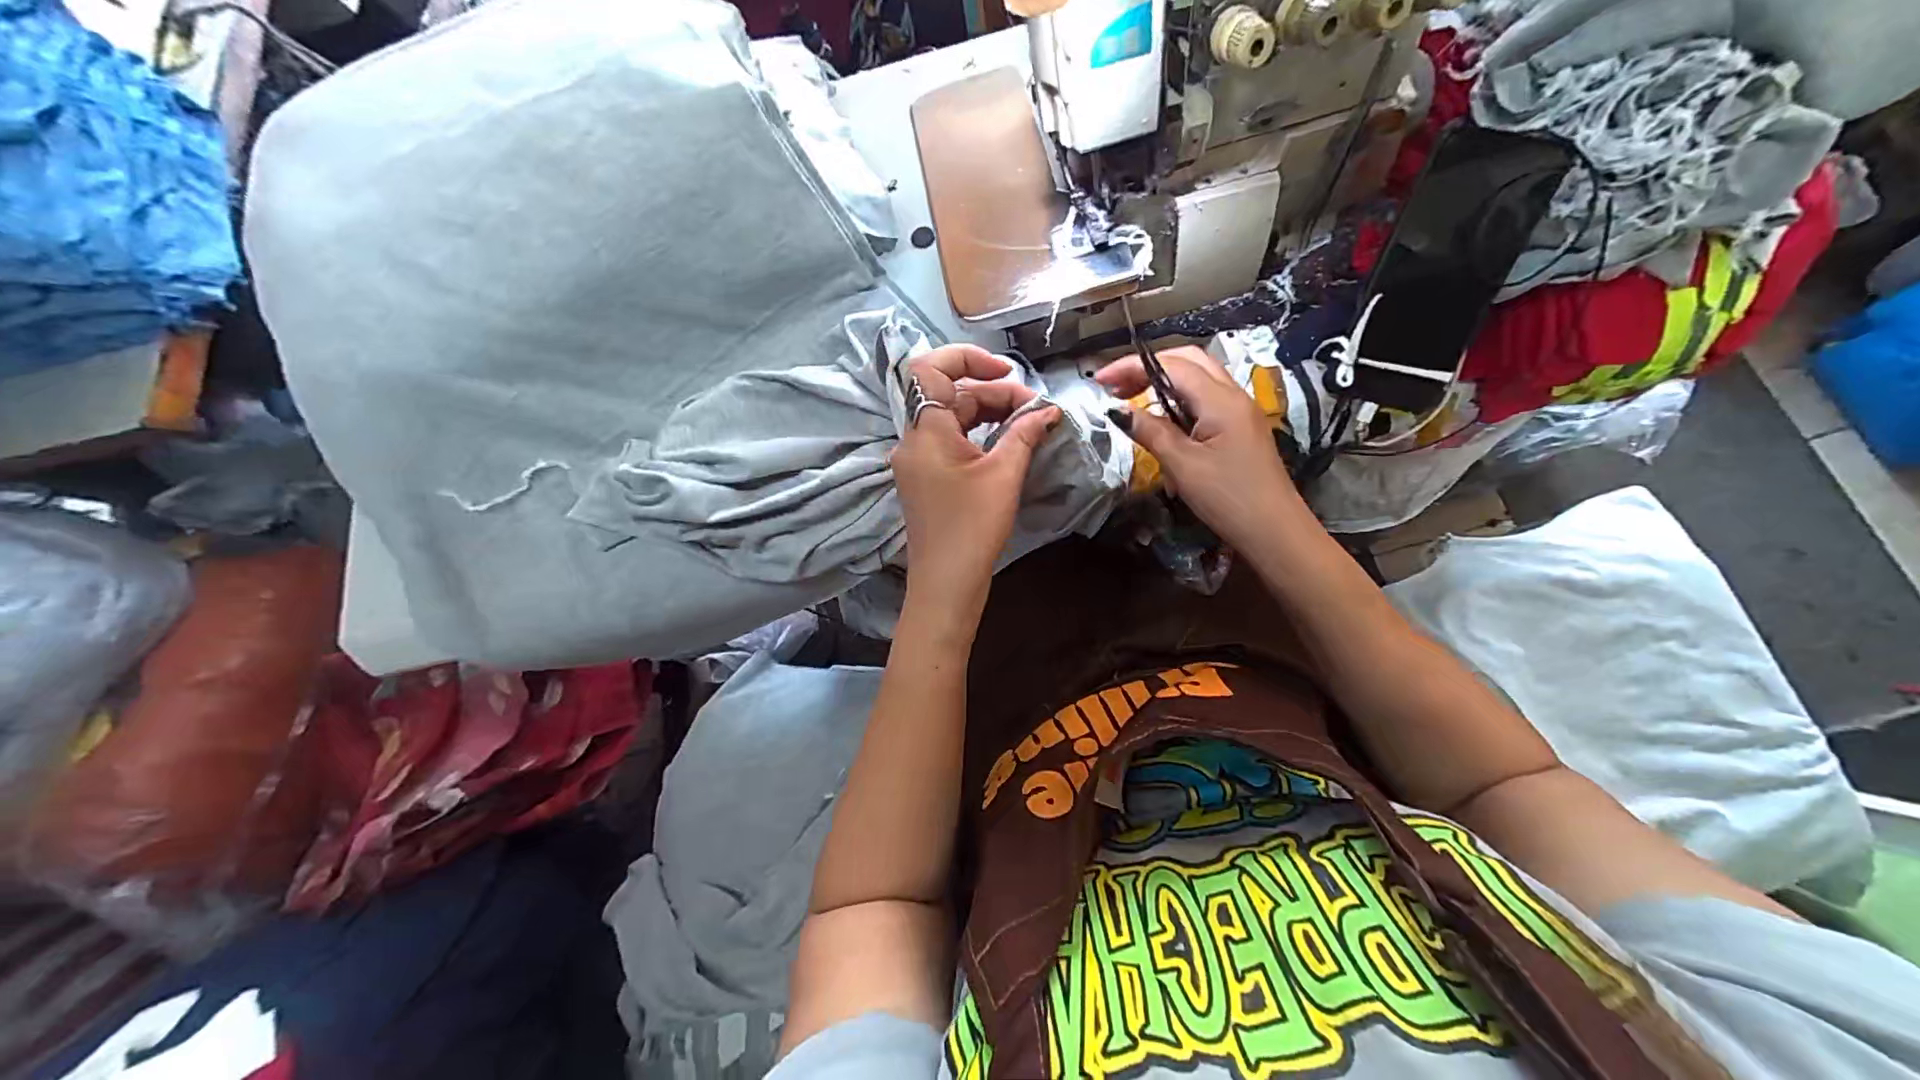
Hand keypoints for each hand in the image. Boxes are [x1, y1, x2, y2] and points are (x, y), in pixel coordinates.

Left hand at [892, 345, 1060, 613]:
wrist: (946, 584)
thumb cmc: (972, 527)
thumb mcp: (1004, 475)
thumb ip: (1024, 433)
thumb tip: (1047, 410)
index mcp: (925, 430)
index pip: (932, 368)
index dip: (969, 358)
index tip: (1007, 372)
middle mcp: (913, 440)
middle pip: (950, 394)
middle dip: (993, 393)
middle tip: (1034, 411)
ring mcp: (917, 461)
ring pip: (952, 418)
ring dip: (989, 413)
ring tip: (1028, 425)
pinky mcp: (926, 479)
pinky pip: (950, 441)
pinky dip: (978, 435)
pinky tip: (1008, 443)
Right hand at [1095, 346, 1306, 553]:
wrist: (1275, 531)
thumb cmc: (1228, 498)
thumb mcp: (1182, 466)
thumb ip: (1151, 432)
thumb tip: (1118, 411)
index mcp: (1220, 400)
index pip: (1172, 366)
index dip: (1132, 366)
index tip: (1100, 380)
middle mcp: (1233, 396)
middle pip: (1188, 361)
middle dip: (1148, 367)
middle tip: (1116, 386)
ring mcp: (1239, 411)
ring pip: (1197, 380)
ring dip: (1162, 383)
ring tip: (1132, 401)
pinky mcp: (1239, 427)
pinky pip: (1205, 401)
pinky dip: (1178, 403)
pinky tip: (1161, 423)